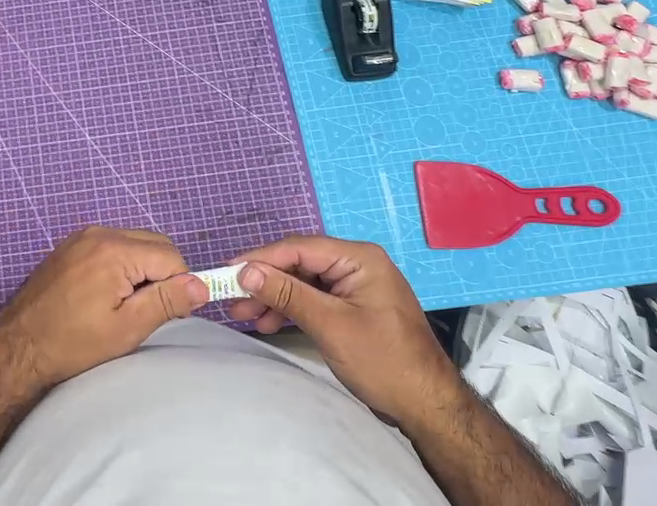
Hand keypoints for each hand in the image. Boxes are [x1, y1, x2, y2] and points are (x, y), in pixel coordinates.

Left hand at [0, 226, 207, 389]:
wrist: (19, 345)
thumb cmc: (74, 342)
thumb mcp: (128, 327)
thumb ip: (167, 301)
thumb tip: (201, 285)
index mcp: (115, 249)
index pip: (171, 256)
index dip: (179, 285)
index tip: (168, 313)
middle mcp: (99, 233)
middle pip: (154, 244)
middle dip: (161, 275)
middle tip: (146, 312)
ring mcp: (82, 237)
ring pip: (134, 244)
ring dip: (141, 271)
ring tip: (124, 307)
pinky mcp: (71, 246)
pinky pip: (112, 247)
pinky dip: (121, 266)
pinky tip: (106, 297)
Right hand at [229, 236, 463, 425]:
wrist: (428, 407)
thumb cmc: (383, 361)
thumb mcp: (330, 325)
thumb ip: (287, 294)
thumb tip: (245, 271)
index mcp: (358, 258)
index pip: (299, 248)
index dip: (261, 258)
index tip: (228, 272)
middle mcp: (356, 264)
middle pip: (299, 263)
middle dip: (265, 281)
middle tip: (232, 298)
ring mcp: (354, 286)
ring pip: (303, 282)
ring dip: (274, 297)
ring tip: (243, 315)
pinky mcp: (351, 307)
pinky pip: (314, 298)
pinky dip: (291, 309)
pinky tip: (267, 322)